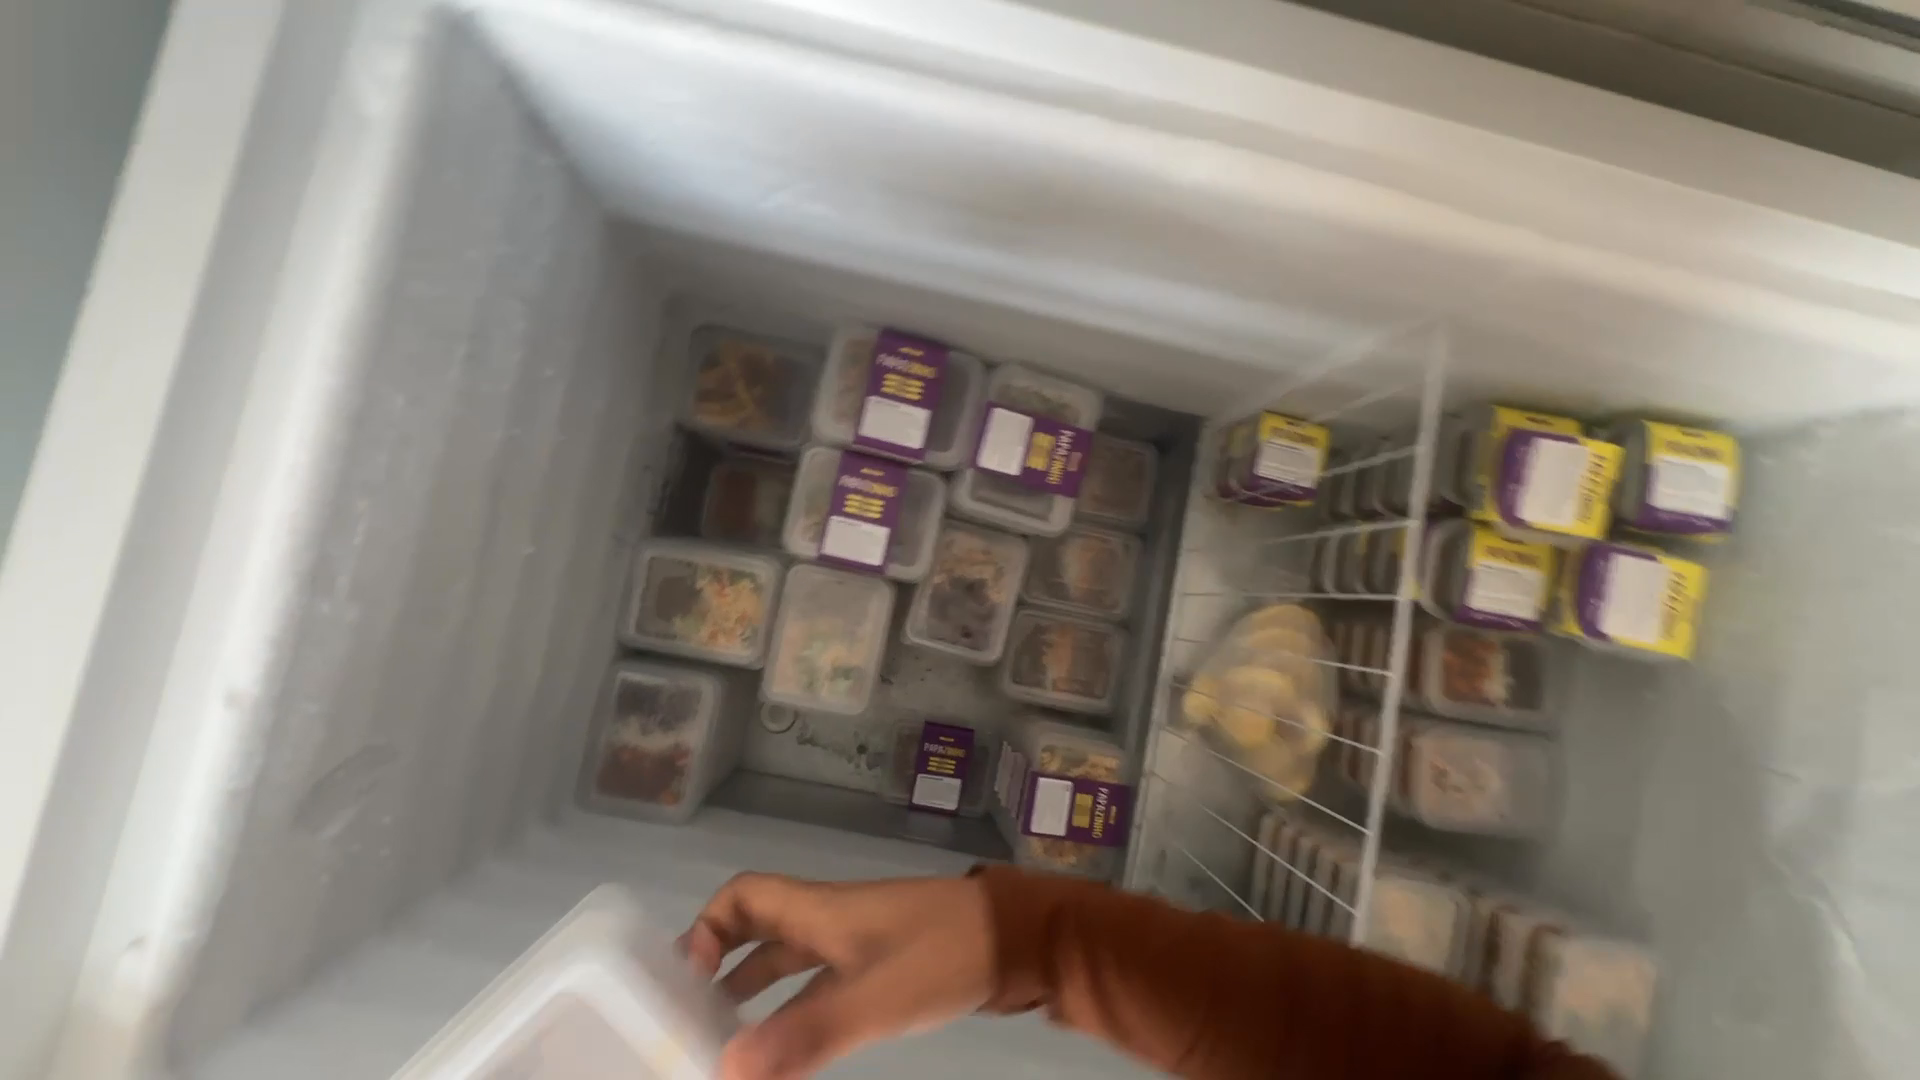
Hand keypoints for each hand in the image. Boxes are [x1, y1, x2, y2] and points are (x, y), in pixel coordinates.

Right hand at [681, 872, 994, 1079]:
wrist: (1010, 938)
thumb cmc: (941, 954)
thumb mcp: (876, 997)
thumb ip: (806, 1033)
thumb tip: (725, 1068)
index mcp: (818, 911)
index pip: (743, 896)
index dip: (707, 928)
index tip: (688, 981)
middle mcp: (827, 919)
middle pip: (757, 926)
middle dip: (719, 965)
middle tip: (691, 1019)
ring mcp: (853, 939)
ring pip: (786, 957)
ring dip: (751, 990)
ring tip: (723, 1040)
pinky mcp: (876, 962)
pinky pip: (816, 980)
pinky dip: (790, 1008)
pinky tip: (785, 1047)